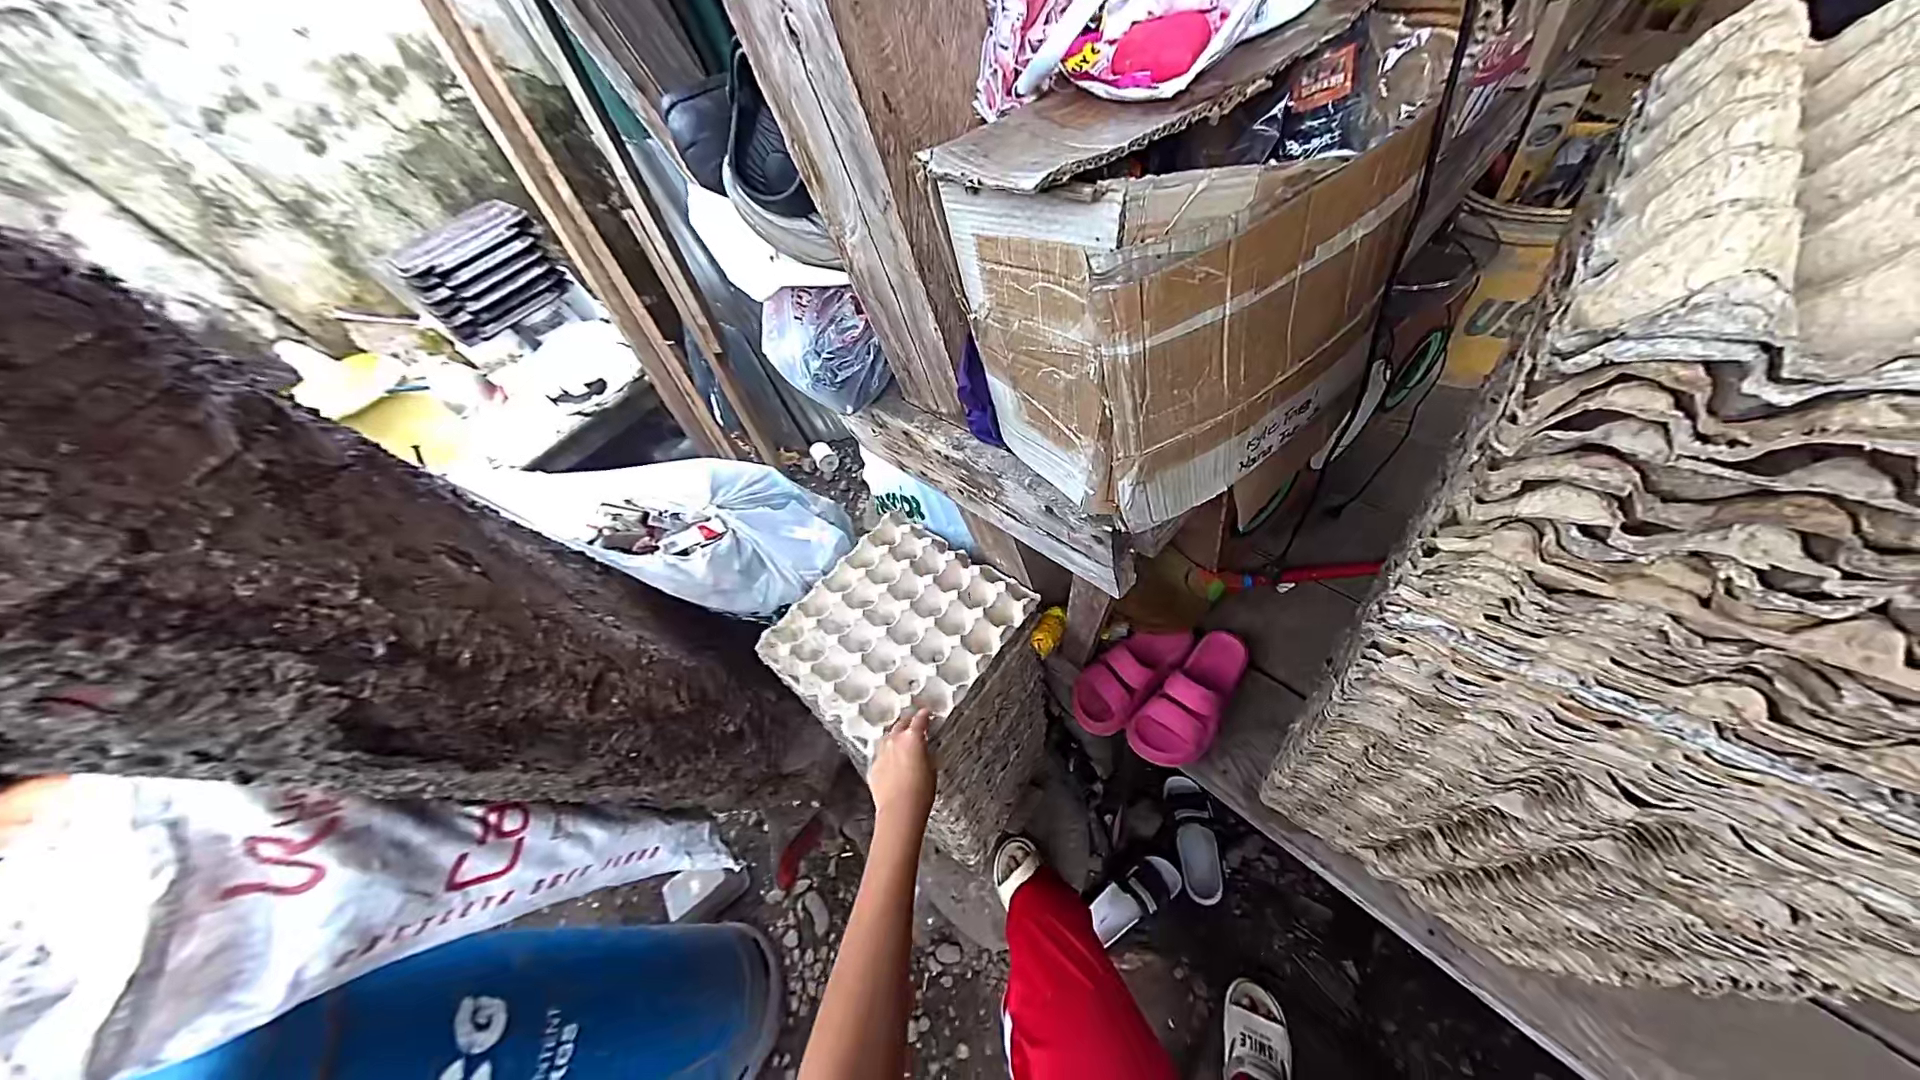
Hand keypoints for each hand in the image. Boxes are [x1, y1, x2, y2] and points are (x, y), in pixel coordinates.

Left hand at [867, 708, 934, 824]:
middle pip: (901, 724)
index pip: (920, 719)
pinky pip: (881, 753)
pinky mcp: (874, 766)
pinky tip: (893, 759)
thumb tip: (923, 748)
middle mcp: (894, 741)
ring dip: (896, 736)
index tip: (927, 713)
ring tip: (902, 740)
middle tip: (914, 722)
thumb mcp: (932, 767)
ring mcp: (882, 753)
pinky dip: (888, 753)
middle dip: (908, 722)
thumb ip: (926, 752)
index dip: (925, 715)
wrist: (899, 811)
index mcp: (912, 738)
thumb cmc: (920, 792)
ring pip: (889, 737)